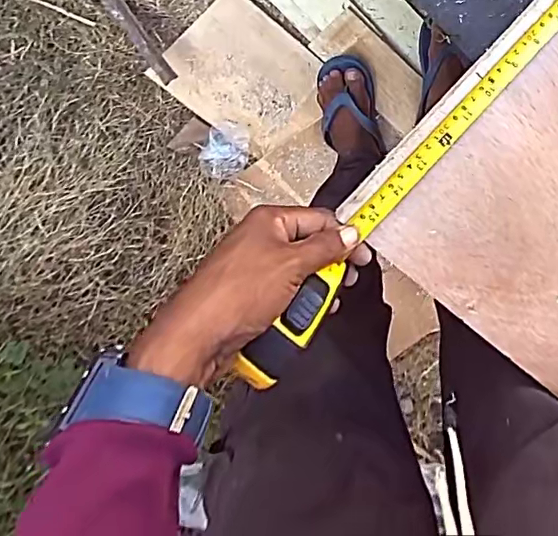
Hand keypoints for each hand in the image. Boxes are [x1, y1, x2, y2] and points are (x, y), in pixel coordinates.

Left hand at [125, 205, 374, 385]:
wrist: (196, 338)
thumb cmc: (232, 294)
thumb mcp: (291, 265)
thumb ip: (325, 248)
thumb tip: (349, 234)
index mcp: (270, 221)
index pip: (319, 220)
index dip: (343, 238)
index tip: (361, 257)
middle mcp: (262, 240)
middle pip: (311, 251)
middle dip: (326, 274)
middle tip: (337, 289)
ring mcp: (255, 270)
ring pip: (300, 280)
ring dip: (309, 300)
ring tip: (305, 313)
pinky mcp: (251, 298)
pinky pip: (284, 300)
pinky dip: (291, 313)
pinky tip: (292, 325)